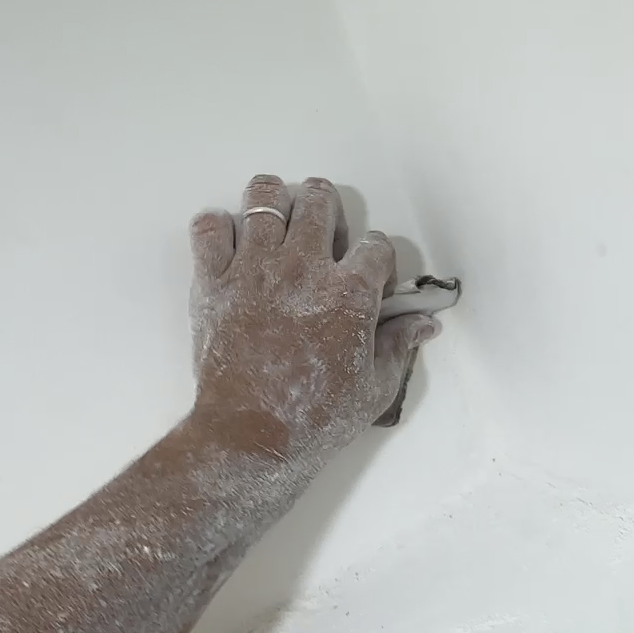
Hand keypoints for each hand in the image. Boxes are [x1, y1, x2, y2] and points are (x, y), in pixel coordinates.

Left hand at [188, 175, 440, 466]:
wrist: (252, 436)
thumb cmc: (318, 417)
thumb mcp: (374, 387)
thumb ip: (399, 345)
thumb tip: (424, 324)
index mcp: (350, 292)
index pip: (377, 246)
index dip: (379, 259)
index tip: (372, 275)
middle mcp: (304, 267)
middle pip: (320, 201)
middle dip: (329, 211)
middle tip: (325, 234)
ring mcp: (255, 269)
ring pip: (264, 197)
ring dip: (276, 201)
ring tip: (279, 221)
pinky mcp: (214, 282)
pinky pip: (209, 229)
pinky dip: (218, 228)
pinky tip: (231, 245)